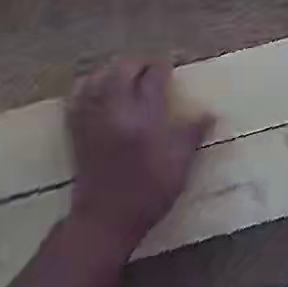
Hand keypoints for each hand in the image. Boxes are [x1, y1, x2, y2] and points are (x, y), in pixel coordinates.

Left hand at [65, 62, 211, 257]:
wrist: (104, 221)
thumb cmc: (147, 196)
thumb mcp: (178, 168)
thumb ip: (191, 136)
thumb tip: (210, 113)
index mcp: (145, 120)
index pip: (154, 77)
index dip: (164, 67)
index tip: (171, 69)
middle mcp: (117, 111)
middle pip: (123, 69)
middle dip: (139, 65)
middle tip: (150, 73)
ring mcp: (93, 117)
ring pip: (99, 76)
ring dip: (114, 71)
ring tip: (126, 78)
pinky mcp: (77, 128)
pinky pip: (78, 94)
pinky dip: (89, 84)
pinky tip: (98, 88)